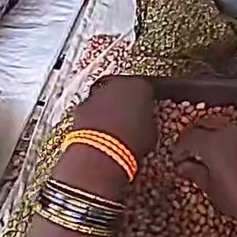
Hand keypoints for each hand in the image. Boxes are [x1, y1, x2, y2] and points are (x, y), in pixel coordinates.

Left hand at [53, 76, 157, 195]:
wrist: (100, 153)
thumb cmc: (131, 142)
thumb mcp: (152, 133)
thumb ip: (148, 120)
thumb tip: (145, 123)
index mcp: (140, 86)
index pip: (151, 87)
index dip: (154, 96)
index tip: (156, 101)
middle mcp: (117, 84)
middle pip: (124, 87)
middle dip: (128, 98)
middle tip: (133, 113)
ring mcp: (96, 94)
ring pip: (106, 97)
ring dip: (110, 107)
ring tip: (116, 126)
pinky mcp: (81, 108)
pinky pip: (92, 109)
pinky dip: (96, 117)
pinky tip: (101, 131)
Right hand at [172, 118, 236, 227]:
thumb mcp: (213, 189)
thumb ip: (195, 173)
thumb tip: (184, 166)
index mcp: (211, 143)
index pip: (188, 137)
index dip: (179, 148)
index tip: (177, 159)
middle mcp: (228, 132)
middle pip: (204, 123)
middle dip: (194, 134)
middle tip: (188, 152)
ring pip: (222, 126)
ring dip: (211, 135)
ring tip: (206, 155)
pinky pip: (236, 134)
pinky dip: (226, 139)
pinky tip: (225, 156)